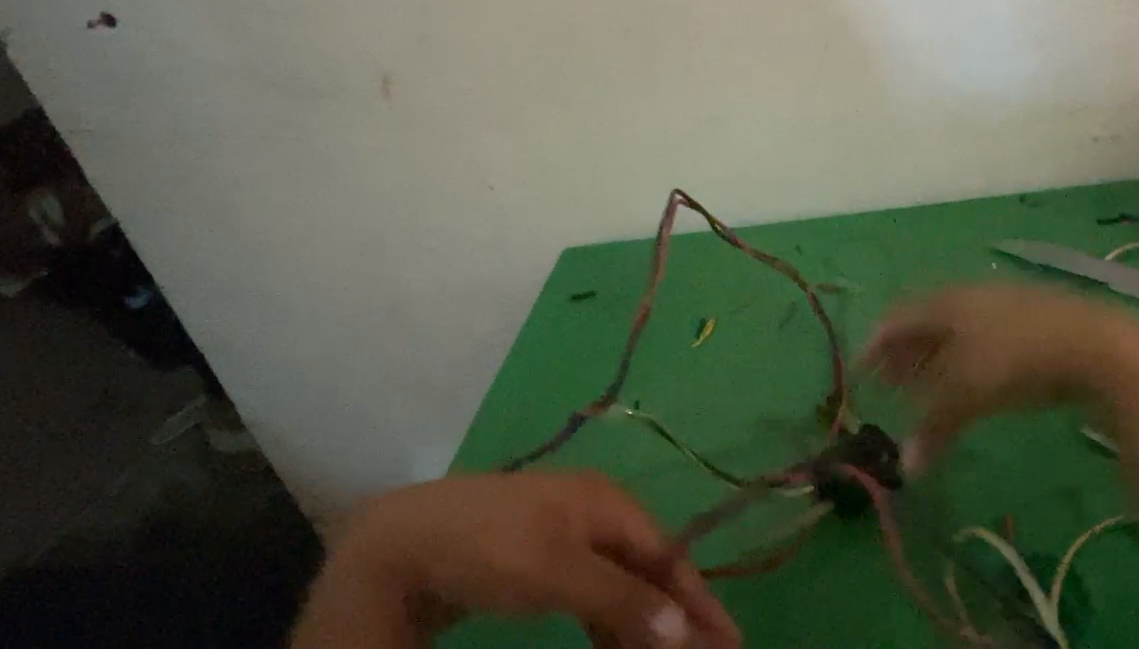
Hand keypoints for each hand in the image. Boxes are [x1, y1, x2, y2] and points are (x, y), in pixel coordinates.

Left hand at [343, 471, 739, 647]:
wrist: (408, 540)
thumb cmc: (492, 548)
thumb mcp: (557, 574)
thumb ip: (620, 599)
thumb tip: (682, 629)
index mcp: (607, 504)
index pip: (668, 555)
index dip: (698, 600)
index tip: (730, 641)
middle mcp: (596, 512)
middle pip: (649, 567)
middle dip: (677, 614)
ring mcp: (567, 532)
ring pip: (621, 581)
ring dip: (642, 622)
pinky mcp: (542, 556)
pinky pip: (592, 589)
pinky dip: (608, 620)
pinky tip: (615, 644)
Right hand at [862, 284, 1138, 471]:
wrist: (1096, 343)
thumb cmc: (1017, 360)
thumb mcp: (968, 394)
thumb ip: (933, 427)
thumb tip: (906, 469)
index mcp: (944, 303)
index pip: (894, 319)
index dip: (873, 346)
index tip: (859, 374)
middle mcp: (966, 298)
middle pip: (922, 325)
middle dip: (902, 356)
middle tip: (888, 387)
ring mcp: (1001, 306)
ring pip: (954, 333)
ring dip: (932, 362)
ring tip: (924, 392)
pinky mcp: (1029, 322)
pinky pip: (981, 340)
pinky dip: (963, 363)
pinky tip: (971, 386)